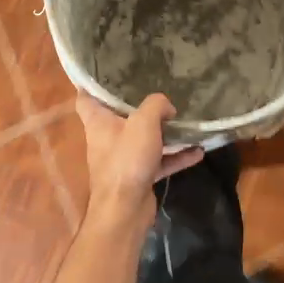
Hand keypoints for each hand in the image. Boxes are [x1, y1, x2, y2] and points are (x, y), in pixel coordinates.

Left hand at [75, 94, 202, 234]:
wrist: (125, 210)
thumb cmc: (127, 160)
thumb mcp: (144, 122)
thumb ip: (156, 105)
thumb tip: (167, 107)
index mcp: (99, 123)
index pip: (86, 99)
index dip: (91, 85)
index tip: (105, 72)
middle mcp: (107, 139)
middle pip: (119, 118)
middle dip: (138, 106)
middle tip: (157, 91)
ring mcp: (123, 160)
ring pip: (143, 140)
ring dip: (163, 133)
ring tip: (184, 121)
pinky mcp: (138, 177)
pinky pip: (159, 161)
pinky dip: (176, 156)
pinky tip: (198, 151)